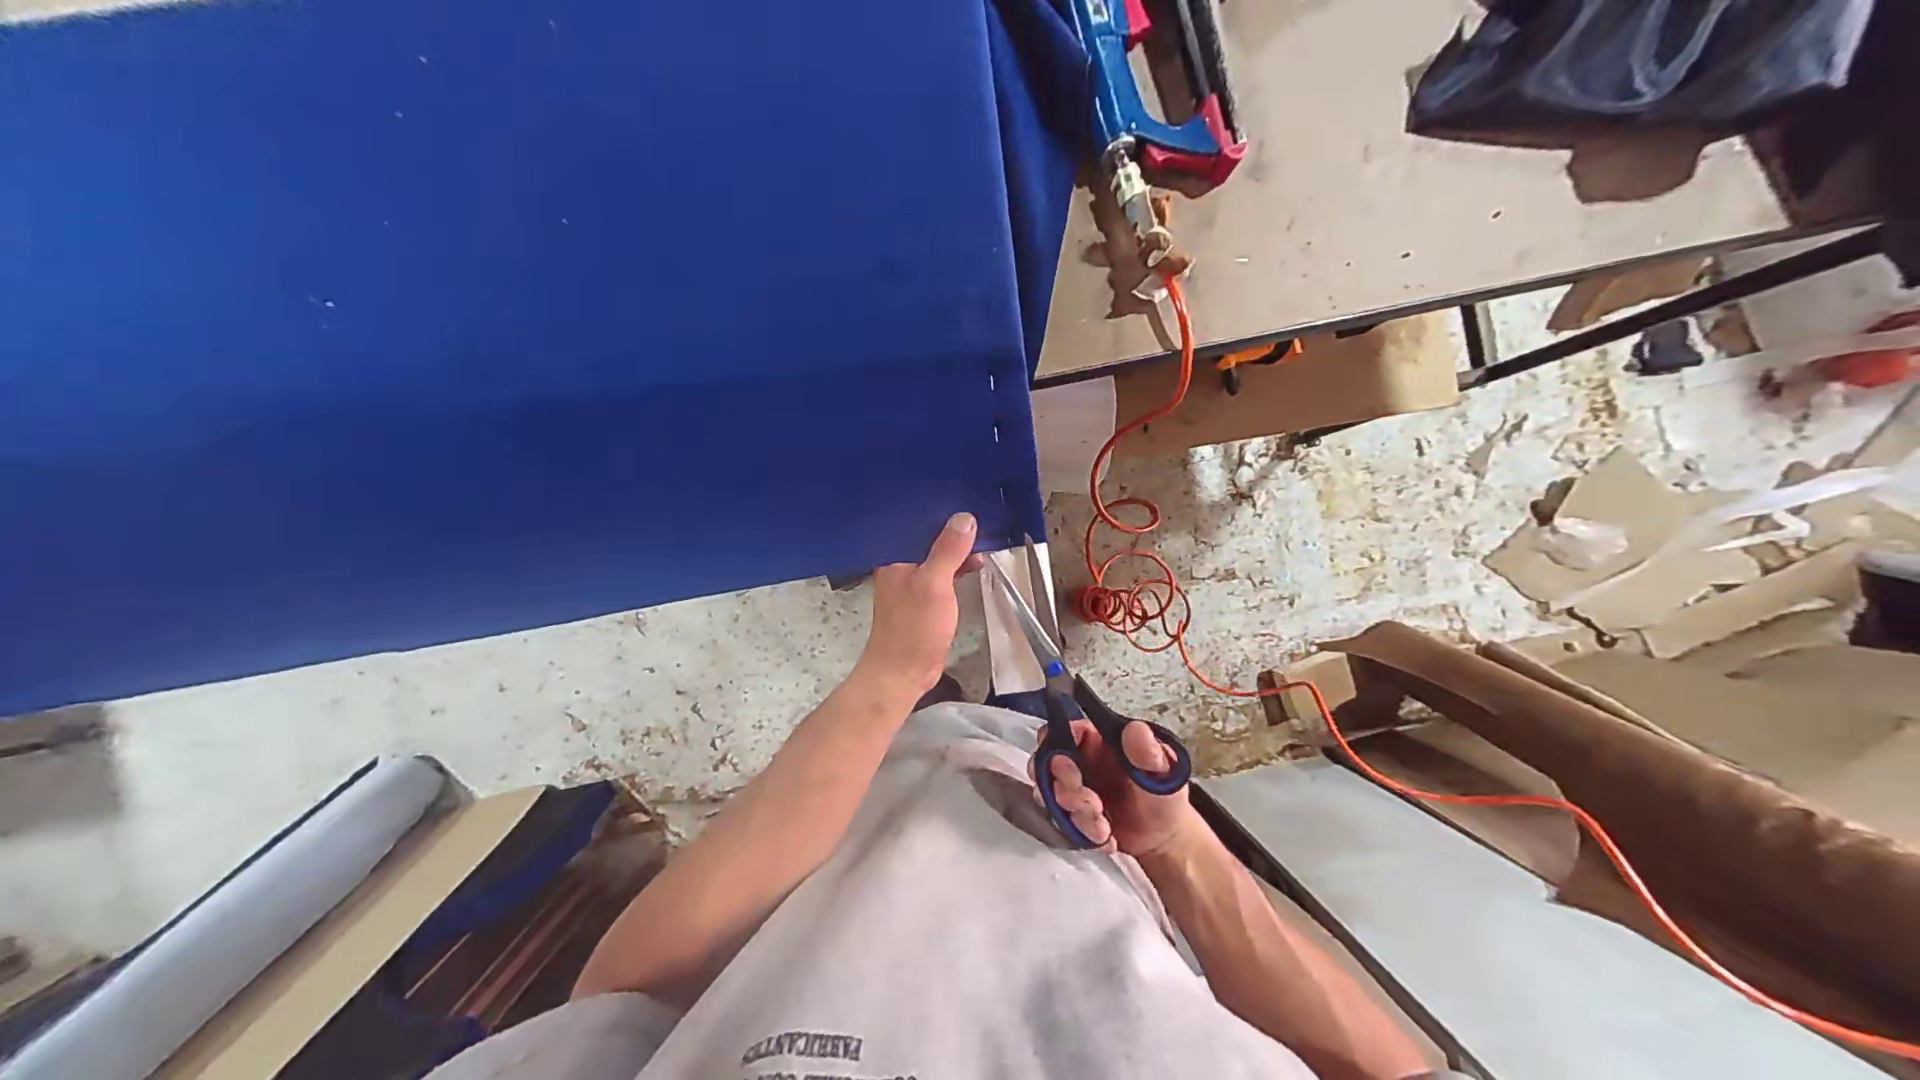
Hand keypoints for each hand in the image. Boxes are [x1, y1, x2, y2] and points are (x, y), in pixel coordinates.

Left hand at [853, 512, 981, 703]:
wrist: (903, 672)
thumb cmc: (914, 627)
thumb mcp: (934, 583)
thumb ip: (948, 550)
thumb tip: (965, 518)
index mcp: (894, 556)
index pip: (915, 521)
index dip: (940, 511)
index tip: (966, 498)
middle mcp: (899, 565)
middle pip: (928, 538)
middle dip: (953, 530)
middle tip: (982, 516)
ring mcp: (911, 583)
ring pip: (937, 557)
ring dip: (958, 550)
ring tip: (984, 539)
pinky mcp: (922, 599)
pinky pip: (942, 575)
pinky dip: (957, 568)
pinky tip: (975, 565)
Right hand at [1037, 719, 1199, 857]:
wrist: (1165, 838)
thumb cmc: (1164, 795)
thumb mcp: (1164, 772)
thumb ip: (1148, 752)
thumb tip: (1135, 729)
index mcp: (1098, 740)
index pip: (1065, 729)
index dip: (1057, 742)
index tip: (1066, 761)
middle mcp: (1080, 761)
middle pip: (1050, 763)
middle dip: (1066, 786)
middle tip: (1092, 802)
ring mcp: (1074, 788)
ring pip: (1053, 795)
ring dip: (1076, 814)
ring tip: (1104, 827)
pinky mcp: (1072, 814)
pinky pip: (1063, 822)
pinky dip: (1083, 833)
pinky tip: (1106, 838)